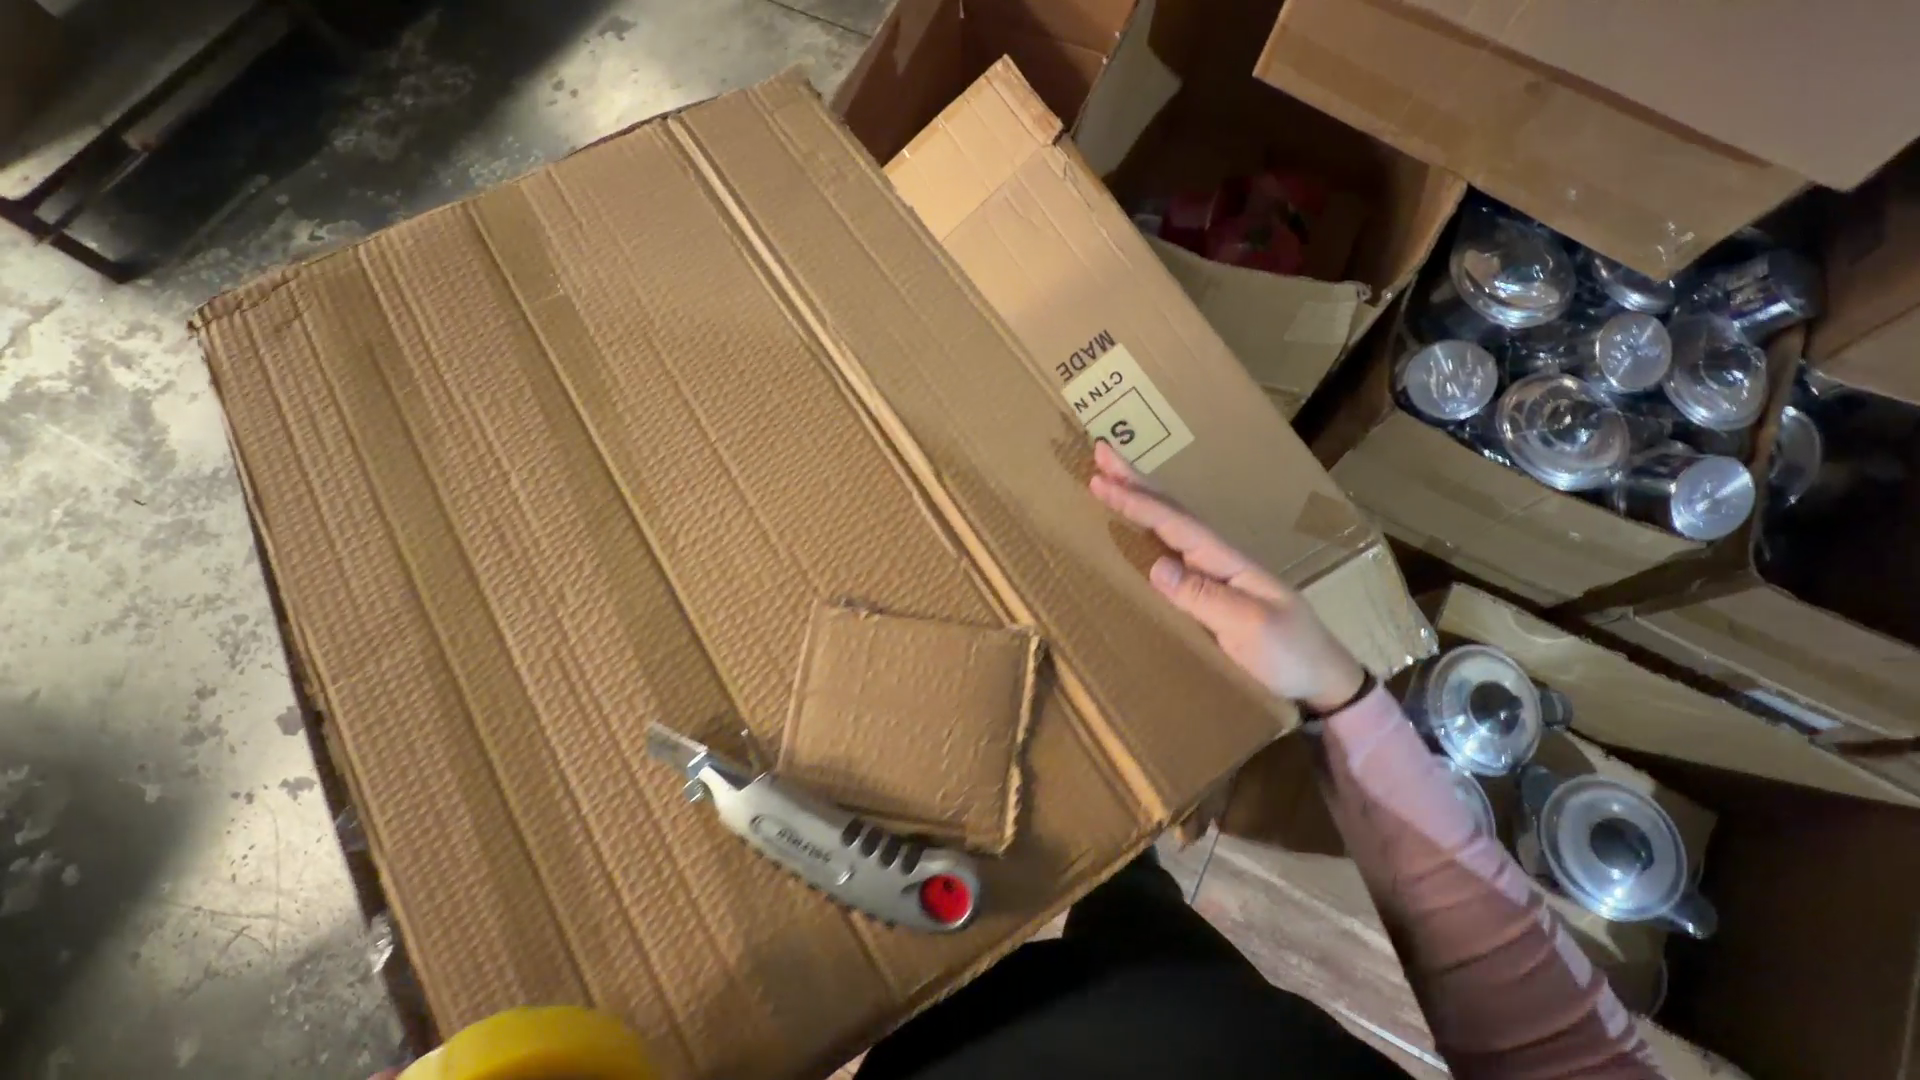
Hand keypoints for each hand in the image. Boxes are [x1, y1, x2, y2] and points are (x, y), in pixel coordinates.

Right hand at [1088, 442, 1366, 713]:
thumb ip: (1205, 597)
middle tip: (1100, 452)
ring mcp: (1217, 576)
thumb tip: (1156, 565)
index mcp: (1228, 560)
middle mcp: (1219, 559)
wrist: (1323, 680)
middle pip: (1171, 512)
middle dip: (1135, 482)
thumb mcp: (1250, 627)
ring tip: (1109, 480)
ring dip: (1140, 501)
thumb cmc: (1291, 654)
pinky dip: (1149, 533)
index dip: (1137, 500)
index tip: (1101, 478)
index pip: (1175, 523)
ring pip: (1170, 528)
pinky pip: (1172, 553)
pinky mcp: (1211, 596)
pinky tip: (1137, 531)